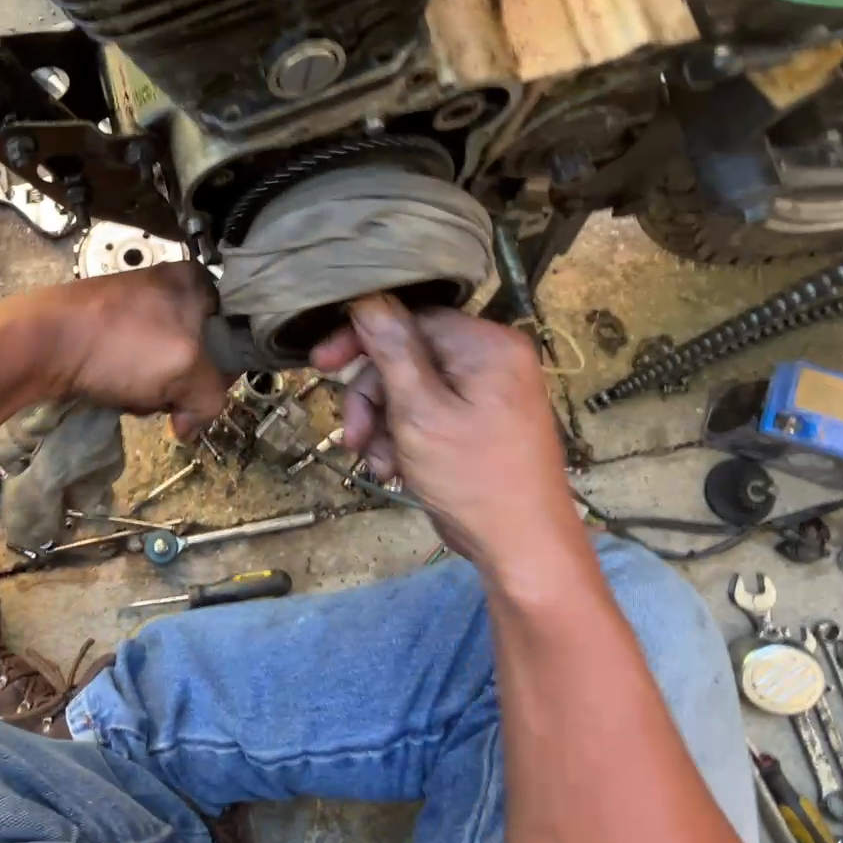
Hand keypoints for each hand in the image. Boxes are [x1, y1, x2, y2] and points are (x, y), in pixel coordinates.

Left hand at [26, 262, 227, 437]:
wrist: (42, 343)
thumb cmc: (120, 345)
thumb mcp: (184, 371)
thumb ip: (209, 399)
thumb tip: (189, 428)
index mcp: (196, 280)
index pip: (233, 334)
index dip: (221, 371)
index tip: (202, 391)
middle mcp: (168, 286)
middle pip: (197, 353)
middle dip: (180, 383)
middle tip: (160, 393)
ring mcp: (134, 306)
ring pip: (164, 364)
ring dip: (151, 388)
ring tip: (130, 392)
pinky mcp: (106, 327)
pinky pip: (134, 363)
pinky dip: (128, 382)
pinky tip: (111, 387)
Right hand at [311, 295, 580, 572]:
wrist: (520, 545)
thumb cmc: (472, 476)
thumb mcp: (420, 411)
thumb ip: (392, 351)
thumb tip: (368, 298)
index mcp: (485, 344)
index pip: (409, 318)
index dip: (361, 338)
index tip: (322, 363)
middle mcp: (488, 359)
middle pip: (404, 356)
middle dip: (371, 398)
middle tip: (350, 433)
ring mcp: (483, 392)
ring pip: (407, 390)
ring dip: (381, 425)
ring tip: (377, 462)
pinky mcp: (474, 421)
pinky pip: (423, 414)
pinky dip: (401, 439)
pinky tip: (393, 468)